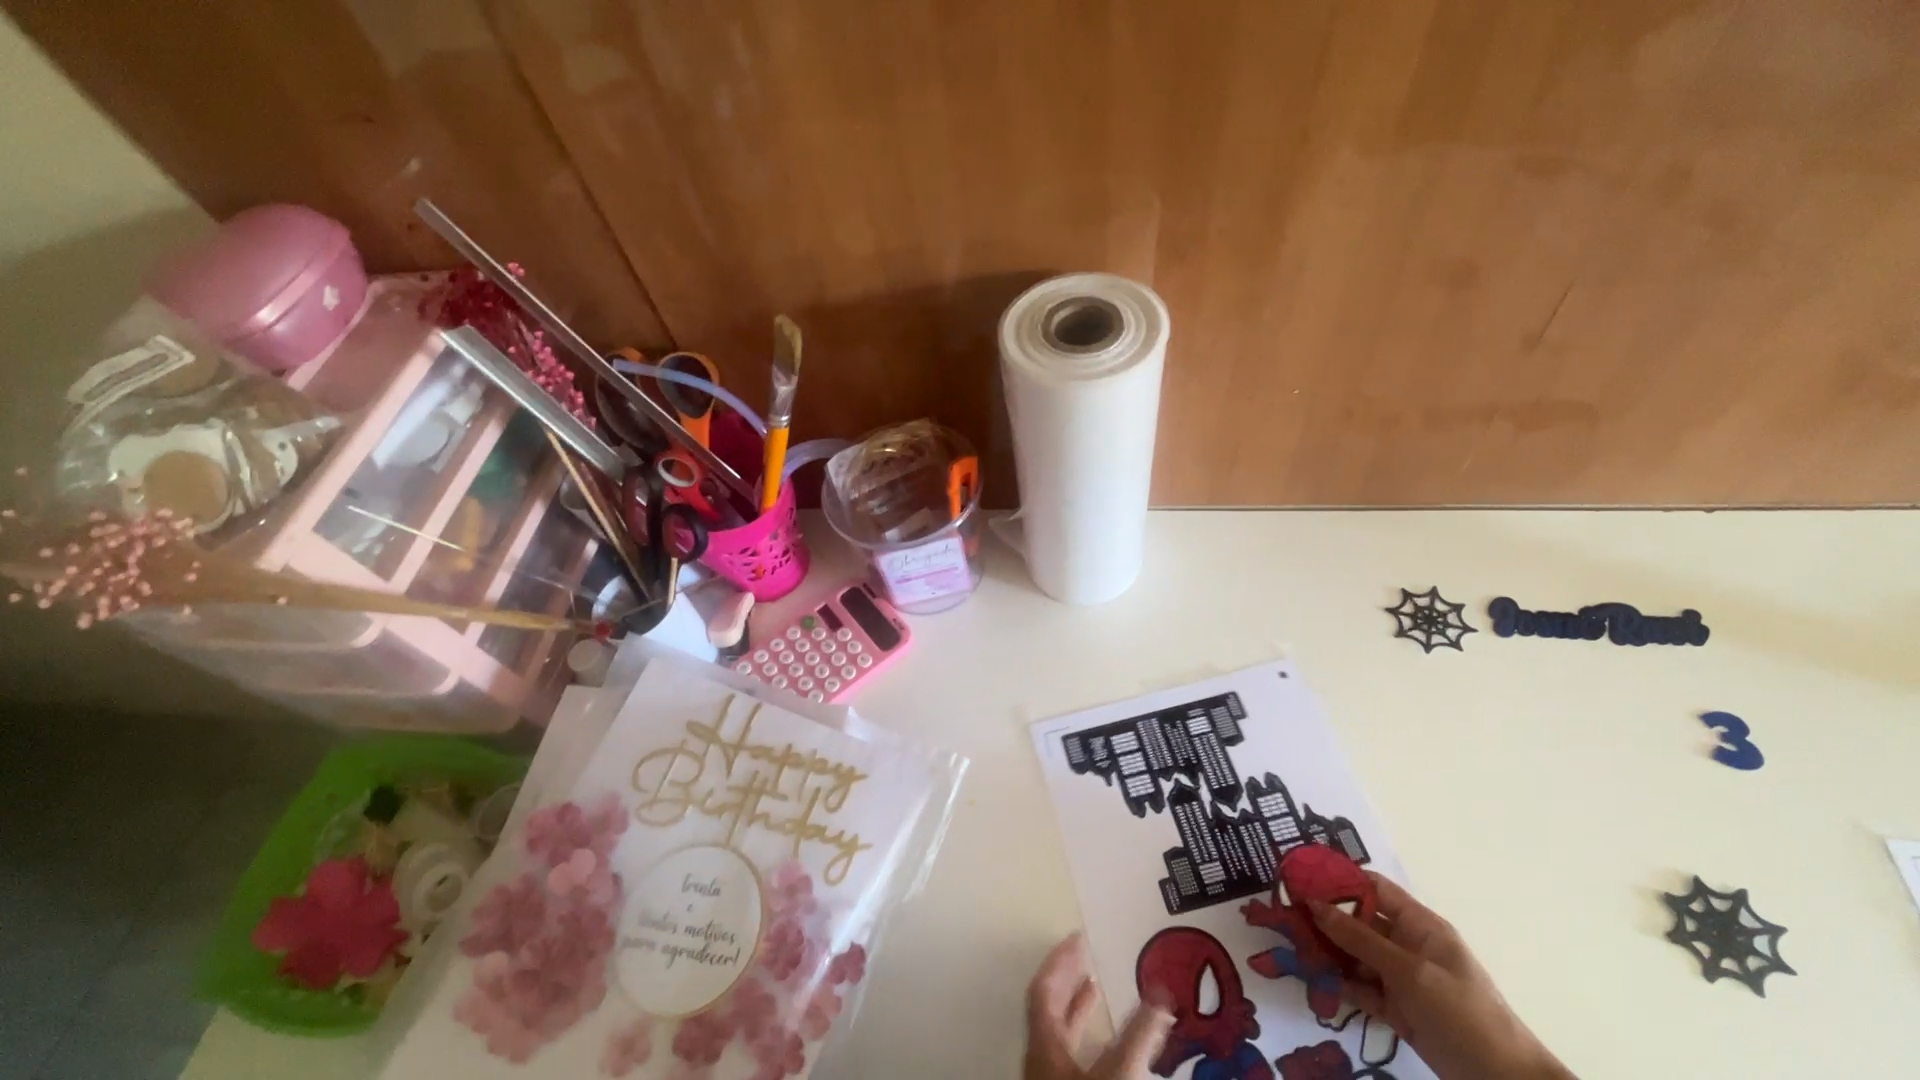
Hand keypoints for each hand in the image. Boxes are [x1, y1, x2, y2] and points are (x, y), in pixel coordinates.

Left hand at [1024, 933, 1174, 1079]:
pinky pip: (1073, 1055)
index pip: (1043, 989)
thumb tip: (1162, 993)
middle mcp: (1043, 1059)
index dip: (1059, 960)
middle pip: (1050, 1008)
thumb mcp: (1119, 1073)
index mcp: (1045, 1044)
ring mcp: (1052, 1079)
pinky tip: (1113, 1043)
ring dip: (1080, 1008)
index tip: (1077, 937)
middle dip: (1070, 979)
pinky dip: (1090, 1038)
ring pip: (1062, 1033)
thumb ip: (1140, 1035)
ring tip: (1101, 988)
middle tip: (1091, 955)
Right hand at [1310, 874, 1575, 1079]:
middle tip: (1282, 915)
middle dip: (1323, 918)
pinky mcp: (1395, 1009)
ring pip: (1354, 956)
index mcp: (1419, 926)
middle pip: (1358, 922)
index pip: (1374, 889)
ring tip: (1288, 947)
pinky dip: (1338, 983)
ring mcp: (1400, 979)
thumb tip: (1315, 904)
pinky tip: (1311, 979)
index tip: (1299, 878)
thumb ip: (1360, 939)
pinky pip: (1358, 988)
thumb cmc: (1461, 1011)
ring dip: (1326, 952)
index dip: (1338, 881)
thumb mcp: (1409, 971)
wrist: (1500, 1079)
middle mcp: (1407, 946)